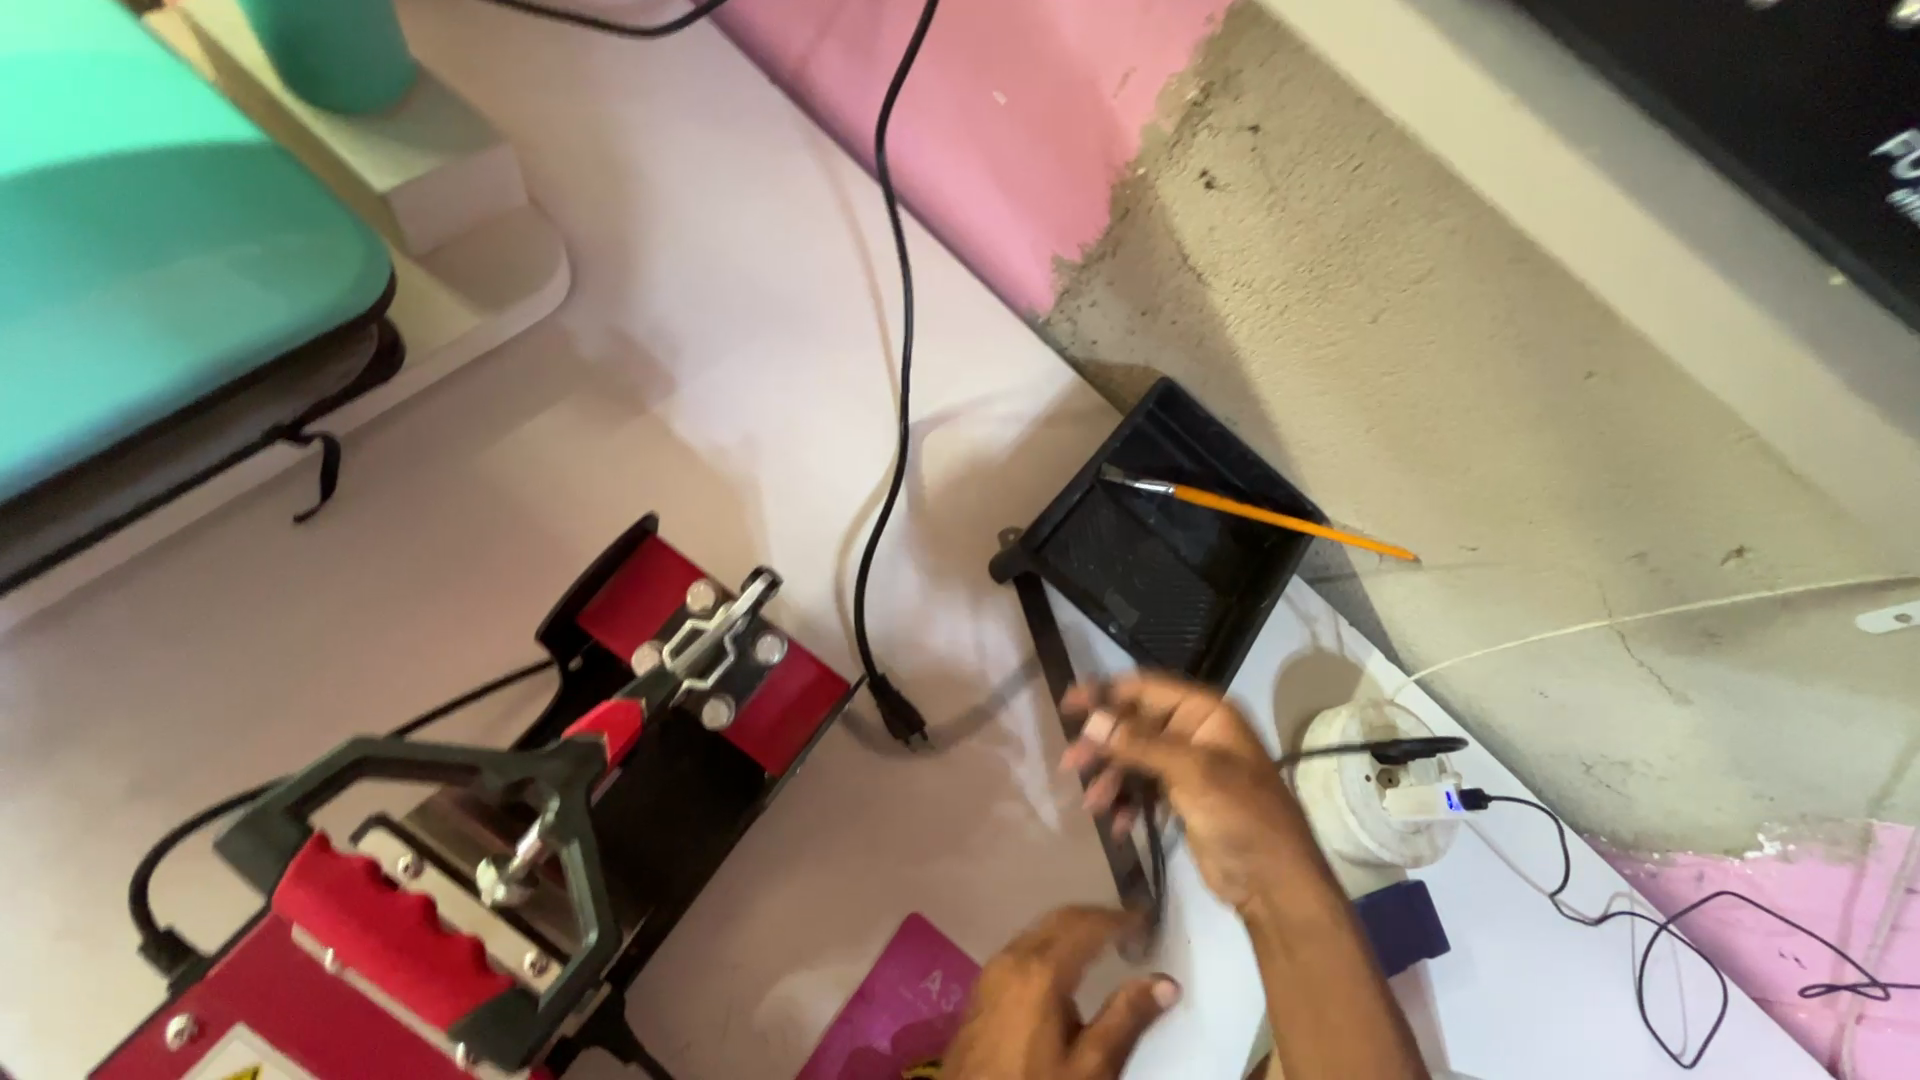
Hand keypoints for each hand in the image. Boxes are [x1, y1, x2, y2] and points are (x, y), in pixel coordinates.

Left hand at [944, 906, 1179, 1078]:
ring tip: (1106, 943)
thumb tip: (1165, 982)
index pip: (1087, 926)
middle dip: (1097, 918)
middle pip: (1061, 919)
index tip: (1148, 918)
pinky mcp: (983, 986)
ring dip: (1073, 928)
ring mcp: (993, 970)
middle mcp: (1013, 957)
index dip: (1120, 919)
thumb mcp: (1089, 1067)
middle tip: (1132, 928)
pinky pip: (1023, 947)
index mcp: (1041, 970)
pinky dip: (1051, 943)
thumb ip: (1126, 1019)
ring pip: (1040, 930)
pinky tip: (1067, 966)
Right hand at [1061, 674, 1312, 911]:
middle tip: (1071, 762)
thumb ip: (1139, 743)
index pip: (1146, 689)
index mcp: (1205, 713)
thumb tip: (1091, 720)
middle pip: (1135, 724)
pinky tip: (1118, 825)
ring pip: (1134, 758)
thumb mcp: (1193, 773)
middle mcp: (1194, 732)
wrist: (1275, 884)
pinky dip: (1127, 802)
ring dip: (1111, 778)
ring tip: (1092, 804)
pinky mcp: (1182, 798)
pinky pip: (1143, 788)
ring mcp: (1188, 766)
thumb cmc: (1242, 816)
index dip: (1106, 693)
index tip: (1069, 705)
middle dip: (1104, 744)